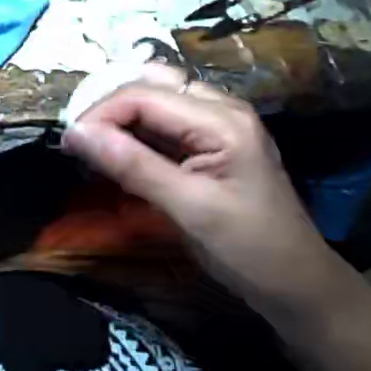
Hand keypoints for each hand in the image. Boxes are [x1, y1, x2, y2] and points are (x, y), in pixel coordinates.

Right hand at [62, 68, 337, 312]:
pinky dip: (137, 128)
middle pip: (152, 83)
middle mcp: (222, 107)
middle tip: (78, 137)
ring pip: (157, 95)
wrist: (300, 287)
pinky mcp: (214, 139)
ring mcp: (220, 121)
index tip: (69, 143)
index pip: (145, 95)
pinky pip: (167, 118)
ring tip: (91, 140)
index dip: (102, 112)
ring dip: (121, 113)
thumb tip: (76, 133)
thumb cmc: (250, 251)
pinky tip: (118, 148)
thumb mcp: (189, 210)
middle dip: (109, 103)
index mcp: (222, 119)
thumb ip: (132, 166)